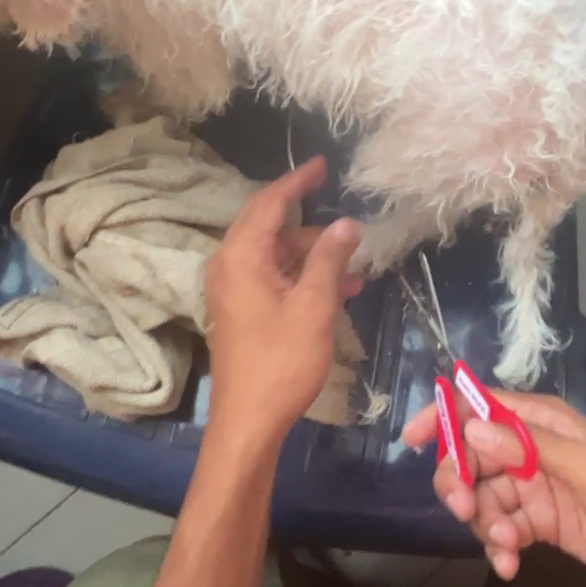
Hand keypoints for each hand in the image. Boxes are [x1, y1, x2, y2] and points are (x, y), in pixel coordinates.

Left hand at [205, 157, 361, 445]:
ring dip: (313, 256)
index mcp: (241, 256)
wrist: (249, 421)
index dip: (298, 182)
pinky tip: (339, 290)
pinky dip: (303, 276)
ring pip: (277, 254)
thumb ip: (329, 258)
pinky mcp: (241, 309)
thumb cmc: (281, 361)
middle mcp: (230, 264)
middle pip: (271, 225)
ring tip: (355, 268)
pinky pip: (274, 277)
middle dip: (310, 221)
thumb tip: (346, 222)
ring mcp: (233, 288)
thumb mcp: (314, 306)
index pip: (270, 203)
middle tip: (342, 211)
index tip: (322, 165)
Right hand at [402, 391, 585, 586]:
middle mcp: (534, 448)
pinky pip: (500, 527)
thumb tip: (472, 428)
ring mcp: (536, 487)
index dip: (444, 415)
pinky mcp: (540, 523)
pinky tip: (509, 564)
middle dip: (460, 481)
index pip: (482, 404)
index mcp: (545, 423)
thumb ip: (531, 448)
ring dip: (482, 522)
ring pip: (482, 494)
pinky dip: (497, 545)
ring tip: (505, 548)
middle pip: (472, 453)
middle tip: (465, 511)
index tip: (412, 440)